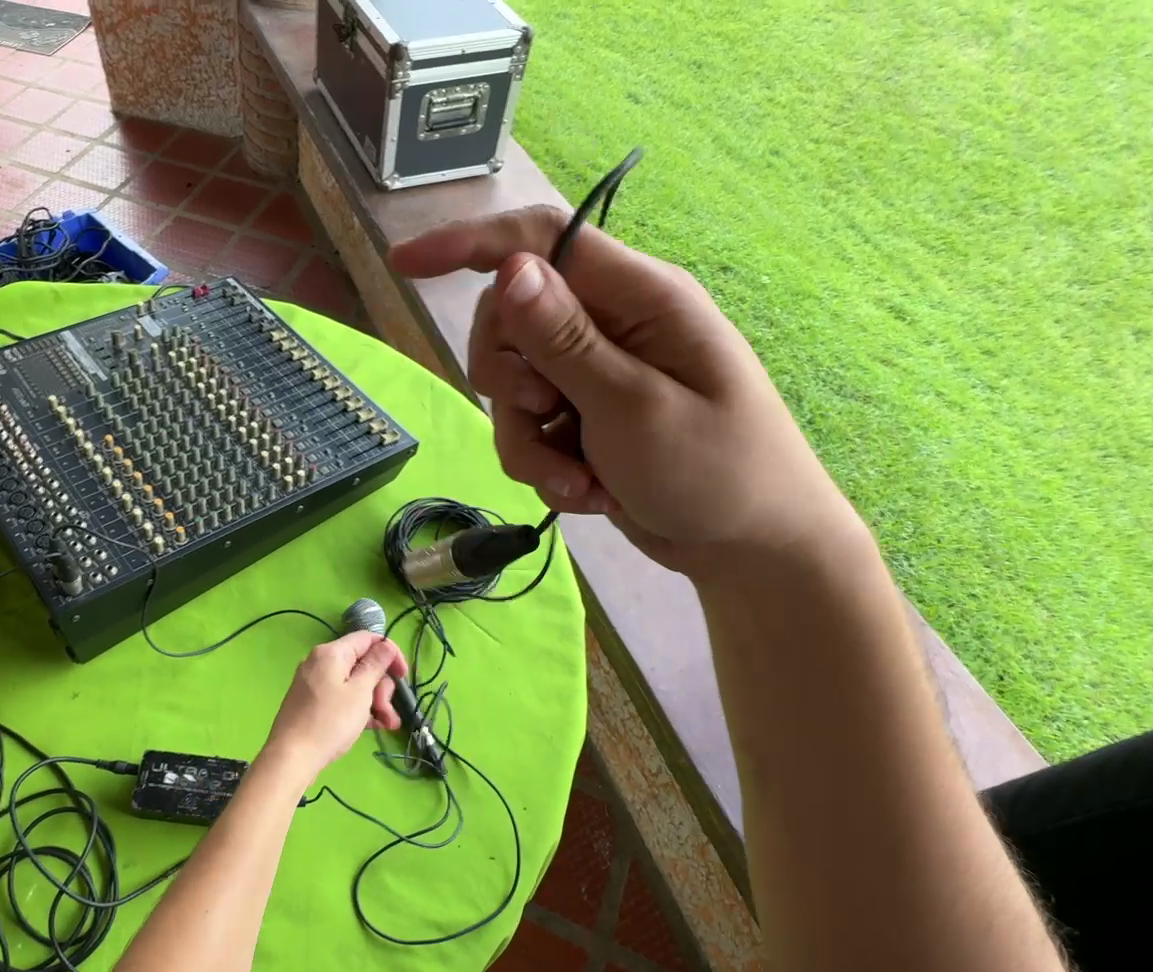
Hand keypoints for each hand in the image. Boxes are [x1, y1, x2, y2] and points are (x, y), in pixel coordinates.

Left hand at [262, 631, 408, 776]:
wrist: (292, 757)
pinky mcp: (313, 702)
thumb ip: (375, 665)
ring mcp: (315, 683)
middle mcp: (320, 662)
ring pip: (354, 683)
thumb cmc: (330, 722)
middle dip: (381, 685)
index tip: (403, 676)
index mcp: (331, 653)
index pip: (367, 639)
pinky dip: (359, 708)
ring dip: (375, 701)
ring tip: (388, 725)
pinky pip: (342, 697)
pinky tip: (375, 726)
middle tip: (387, 710)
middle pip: (362, 663)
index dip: (390, 654)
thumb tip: (385, 645)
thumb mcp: (360, 692)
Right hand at [388, 207, 865, 582]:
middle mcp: (609, 325)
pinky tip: (587, 491)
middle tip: (545, 416)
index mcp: (637, 298)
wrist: (748, 548)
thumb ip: (566, 340)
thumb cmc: (716, 471)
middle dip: (507, 379)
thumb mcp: (633, 406)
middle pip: (508, 320)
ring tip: (577, 481)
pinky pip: (525, 428)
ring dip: (527, 440)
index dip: (469, 243)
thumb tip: (509, 270)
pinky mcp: (581, 418)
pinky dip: (543, 464)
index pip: (539, 242)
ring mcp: (592, 374)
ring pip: (509, 386)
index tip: (404, 264)